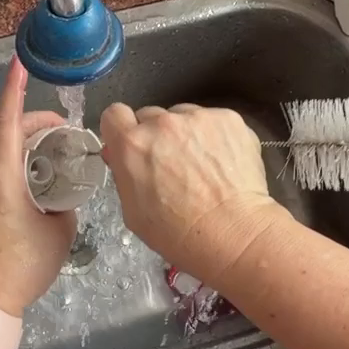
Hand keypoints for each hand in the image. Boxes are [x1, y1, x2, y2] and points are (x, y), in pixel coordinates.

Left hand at [0, 59, 77, 312]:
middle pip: (3, 131)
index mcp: (1, 175)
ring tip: (50, 146)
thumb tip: (66, 193)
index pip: (7, 122)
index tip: (20, 65)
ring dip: (21, 138)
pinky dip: (13, 156)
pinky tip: (34, 171)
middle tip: (61, 126)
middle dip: (30, 119)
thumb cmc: (22, 264)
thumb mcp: (59, 232)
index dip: (14, 90)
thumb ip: (65, 204)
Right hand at [99, 103, 290, 283]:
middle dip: (156, 136)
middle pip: (150, 116)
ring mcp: (197, 117)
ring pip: (183, 116)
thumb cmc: (178, 234)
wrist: (235, 235)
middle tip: (171, 164)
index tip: (132, 144)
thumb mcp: (133, 211)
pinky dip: (215, 137)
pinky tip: (223, 163)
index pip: (114, 114)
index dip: (123, 130)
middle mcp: (162, 123)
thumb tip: (120, 152)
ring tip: (203, 166)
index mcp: (132, 144)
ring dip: (186, 134)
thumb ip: (124, 173)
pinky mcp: (228, 118)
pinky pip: (212, 121)